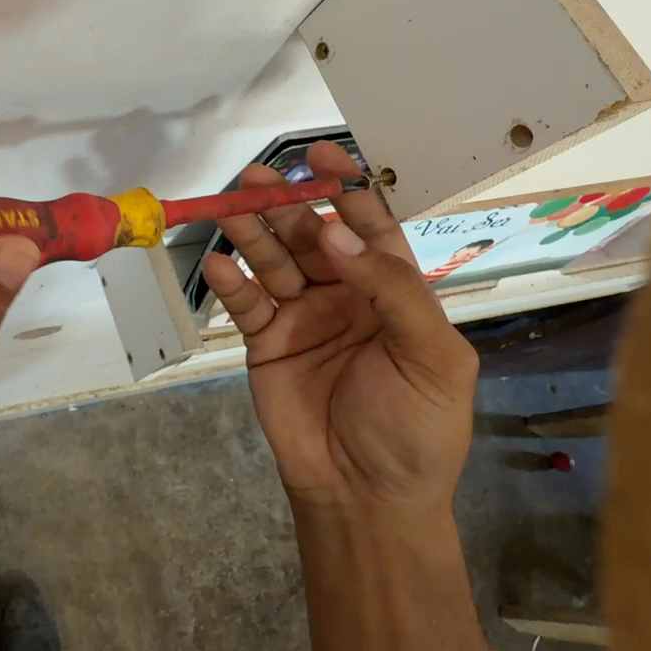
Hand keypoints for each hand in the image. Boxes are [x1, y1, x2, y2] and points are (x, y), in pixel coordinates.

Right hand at [200, 141, 477, 511]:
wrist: (365, 494)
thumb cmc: (415, 427)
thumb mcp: (432, 357)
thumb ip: (392, 288)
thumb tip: (334, 231)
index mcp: (392, 291)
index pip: (368, 227)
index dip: (347, 187)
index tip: (321, 156)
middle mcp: (344, 293)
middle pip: (309, 234)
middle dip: (285, 203)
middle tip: (255, 176)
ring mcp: (300, 314)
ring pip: (272, 259)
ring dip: (250, 231)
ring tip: (229, 207)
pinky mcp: (264, 339)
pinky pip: (244, 301)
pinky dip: (229, 281)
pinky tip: (218, 264)